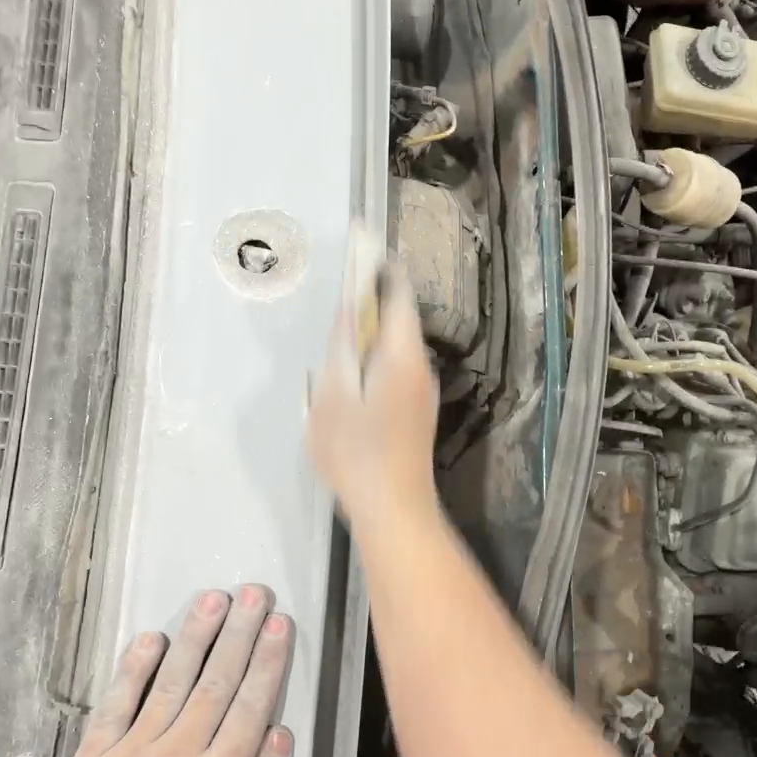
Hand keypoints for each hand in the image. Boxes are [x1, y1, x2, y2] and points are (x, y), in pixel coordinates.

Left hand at [15, 586, 295, 756]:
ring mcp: (130, 755)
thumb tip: (281, 737)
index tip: (280, 625)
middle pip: (216, 681)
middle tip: (255, 594)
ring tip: (213, 599)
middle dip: (240, 633)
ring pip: (170, 682)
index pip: (251, 704)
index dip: (268, 660)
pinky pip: (115, 705)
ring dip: (195, 636)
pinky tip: (150, 638)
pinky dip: (133, 670)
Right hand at [307, 263, 440, 533]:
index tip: (359, 247)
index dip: (379, 266)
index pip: (399, 292)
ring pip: (396, 347)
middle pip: (397, 319)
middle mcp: (421, 365)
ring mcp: (423, 390)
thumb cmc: (356, 451)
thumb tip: (349, 305)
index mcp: (401, 353)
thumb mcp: (333, 393)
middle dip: (368, 303)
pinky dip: (374, 362)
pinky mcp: (417, 412)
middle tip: (334, 297)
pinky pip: (395, 370)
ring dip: (369, 336)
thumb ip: (341, 345)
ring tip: (335, 339)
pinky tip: (350, 381)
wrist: (393, 508)